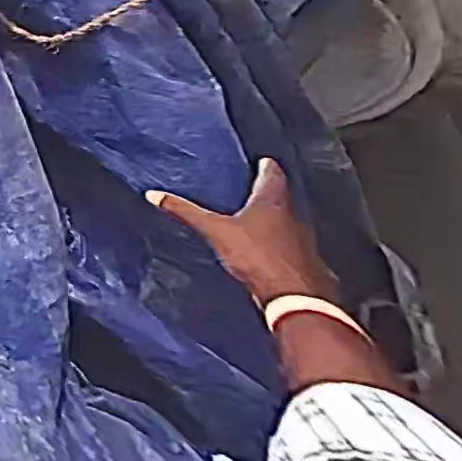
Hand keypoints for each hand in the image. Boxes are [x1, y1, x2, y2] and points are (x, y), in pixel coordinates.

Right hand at [147, 158, 341, 304]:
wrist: (296, 299)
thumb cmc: (257, 256)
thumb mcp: (214, 230)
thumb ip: (185, 211)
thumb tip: (154, 195)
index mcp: (272, 204)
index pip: (273, 177)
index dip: (268, 168)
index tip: (265, 161)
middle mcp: (293, 219)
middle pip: (283, 198)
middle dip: (270, 192)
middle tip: (256, 185)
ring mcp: (304, 242)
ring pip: (289, 221)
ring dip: (276, 216)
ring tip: (257, 215)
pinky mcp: (307, 262)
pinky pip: (291, 243)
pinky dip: (280, 239)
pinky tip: (267, 246)